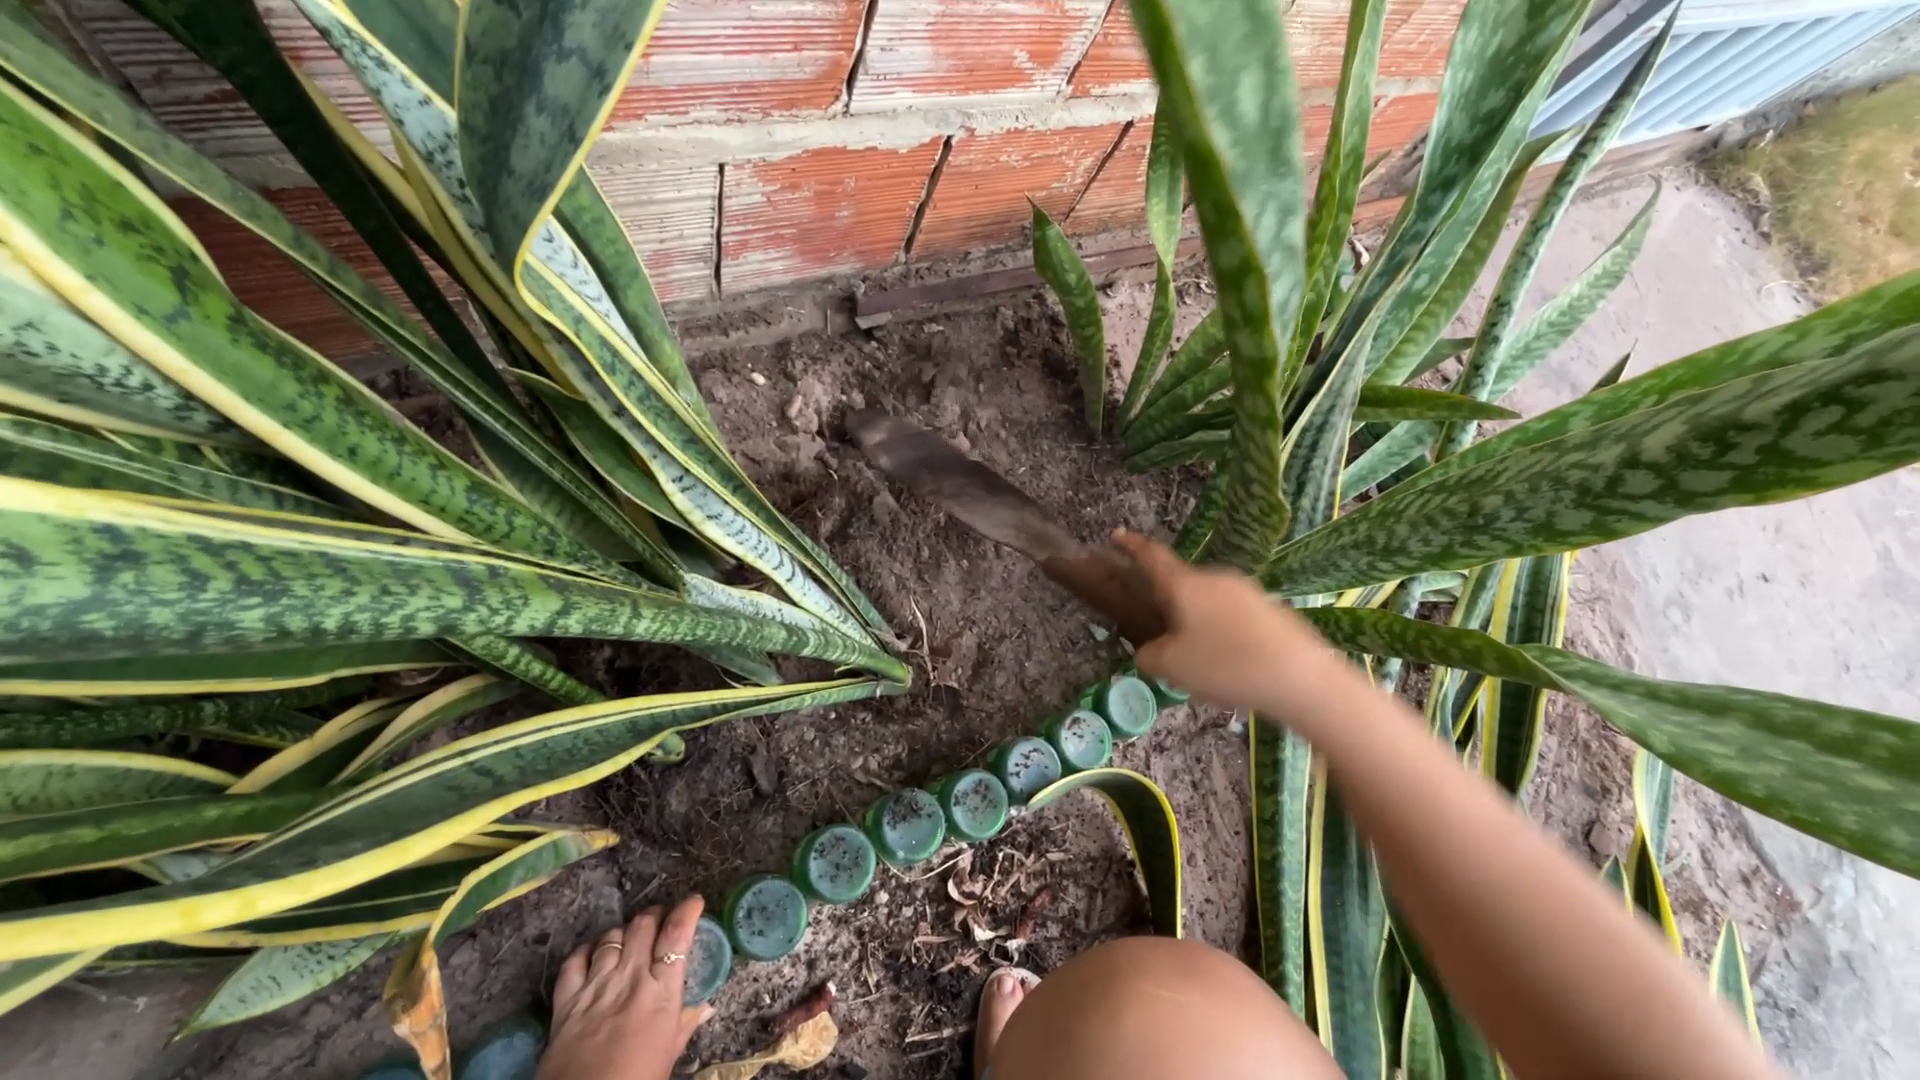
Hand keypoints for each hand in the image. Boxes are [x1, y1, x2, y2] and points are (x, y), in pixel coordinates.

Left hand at [538, 896, 713, 1079]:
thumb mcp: (669, 1055)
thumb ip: (685, 1025)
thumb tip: (706, 1008)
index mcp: (661, 990)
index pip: (676, 934)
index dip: (686, 911)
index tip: (693, 902)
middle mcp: (630, 977)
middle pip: (643, 925)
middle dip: (654, 914)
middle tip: (661, 919)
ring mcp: (596, 984)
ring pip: (611, 937)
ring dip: (623, 931)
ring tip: (629, 937)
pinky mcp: (566, 999)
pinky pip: (574, 960)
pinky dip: (586, 951)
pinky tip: (592, 952)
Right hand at [1113, 529, 1339, 710]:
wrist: (1302, 678)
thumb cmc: (1226, 665)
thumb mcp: (1172, 667)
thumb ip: (1148, 655)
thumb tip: (1148, 650)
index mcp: (1186, 584)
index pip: (1152, 556)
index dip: (1132, 545)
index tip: (1116, 535)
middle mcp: (1216, 578)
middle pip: (1181, 583)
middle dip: (1166, 603)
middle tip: (1157, 633)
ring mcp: (1247, 591)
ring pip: (1207, 602)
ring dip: (1194, 621)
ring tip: (1195, 659)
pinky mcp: (1269, 610)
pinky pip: (1231, 616)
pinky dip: (1220, 632)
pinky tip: (1227, 664)